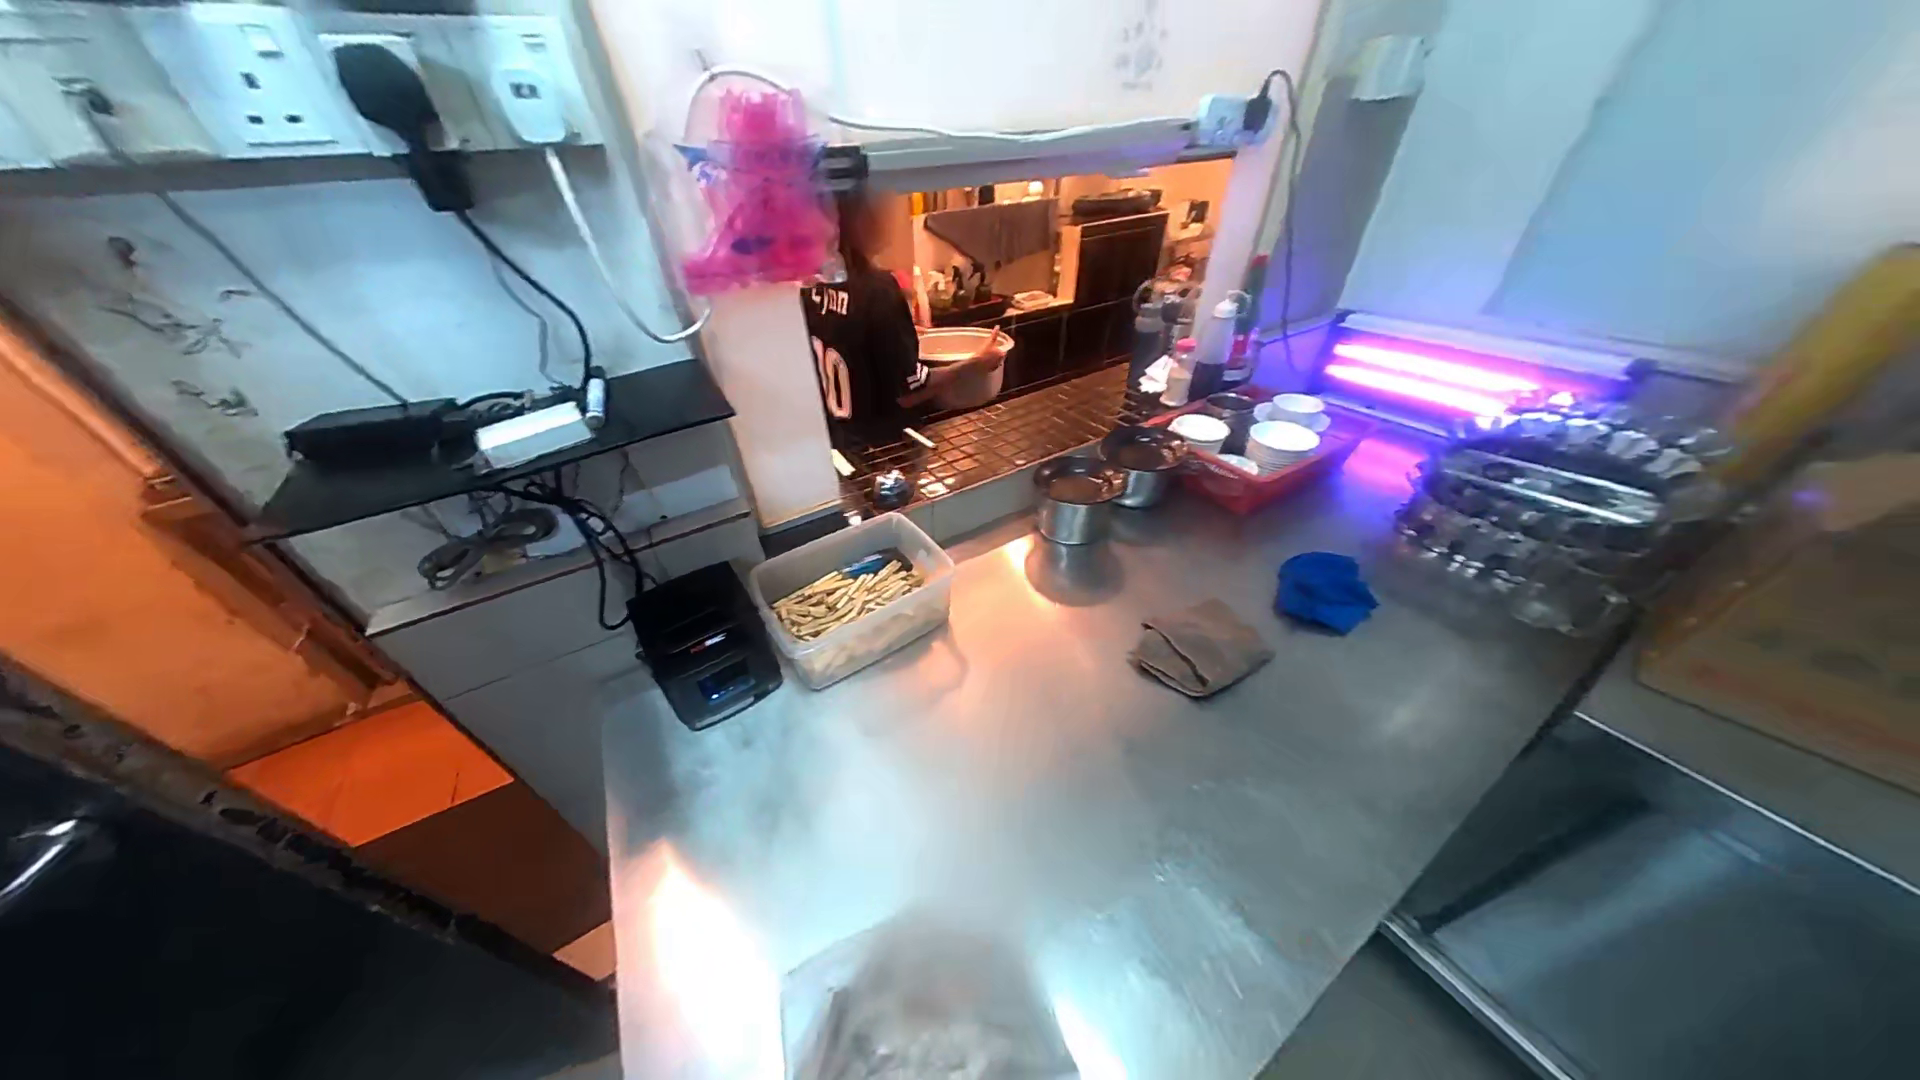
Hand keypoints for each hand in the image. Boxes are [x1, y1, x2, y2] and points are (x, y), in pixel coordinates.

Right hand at [970, 336, 1007, 370]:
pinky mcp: (991, 370)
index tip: (994, 347)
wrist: (977, 363)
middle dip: (997, 354)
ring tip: (987, 356)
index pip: (1004, 351)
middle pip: (1000, 356)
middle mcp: (1001, 361)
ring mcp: (996, 366)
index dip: (999, 349)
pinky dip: (990, 364)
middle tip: (990, 351)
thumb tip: (997, 326)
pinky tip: (985, 362)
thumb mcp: (989, 342)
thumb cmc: (984, 352)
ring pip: (997, 361)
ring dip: (994, 359)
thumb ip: (994, 335)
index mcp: (1002, 353)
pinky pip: (992, 366)